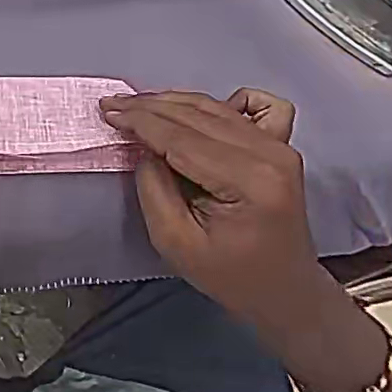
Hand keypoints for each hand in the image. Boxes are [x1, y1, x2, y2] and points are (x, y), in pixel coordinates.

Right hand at [99, 89, 329, 332]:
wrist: (284, 290)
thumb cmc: (229, 276)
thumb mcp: (175, 243)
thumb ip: (154, 189)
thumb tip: (144, 146)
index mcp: (250, 182)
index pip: (183, 138)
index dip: (141, 122)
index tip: (107, 112)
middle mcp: (270, 154)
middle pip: (197, 116)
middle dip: (149, 107)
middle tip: (111, 104)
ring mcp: (280, 146)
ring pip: (216, 107)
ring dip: (172, 102)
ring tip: (135, 104)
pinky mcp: (282, 144)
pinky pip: (256, 105)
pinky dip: (224, 101)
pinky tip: (198, 113)